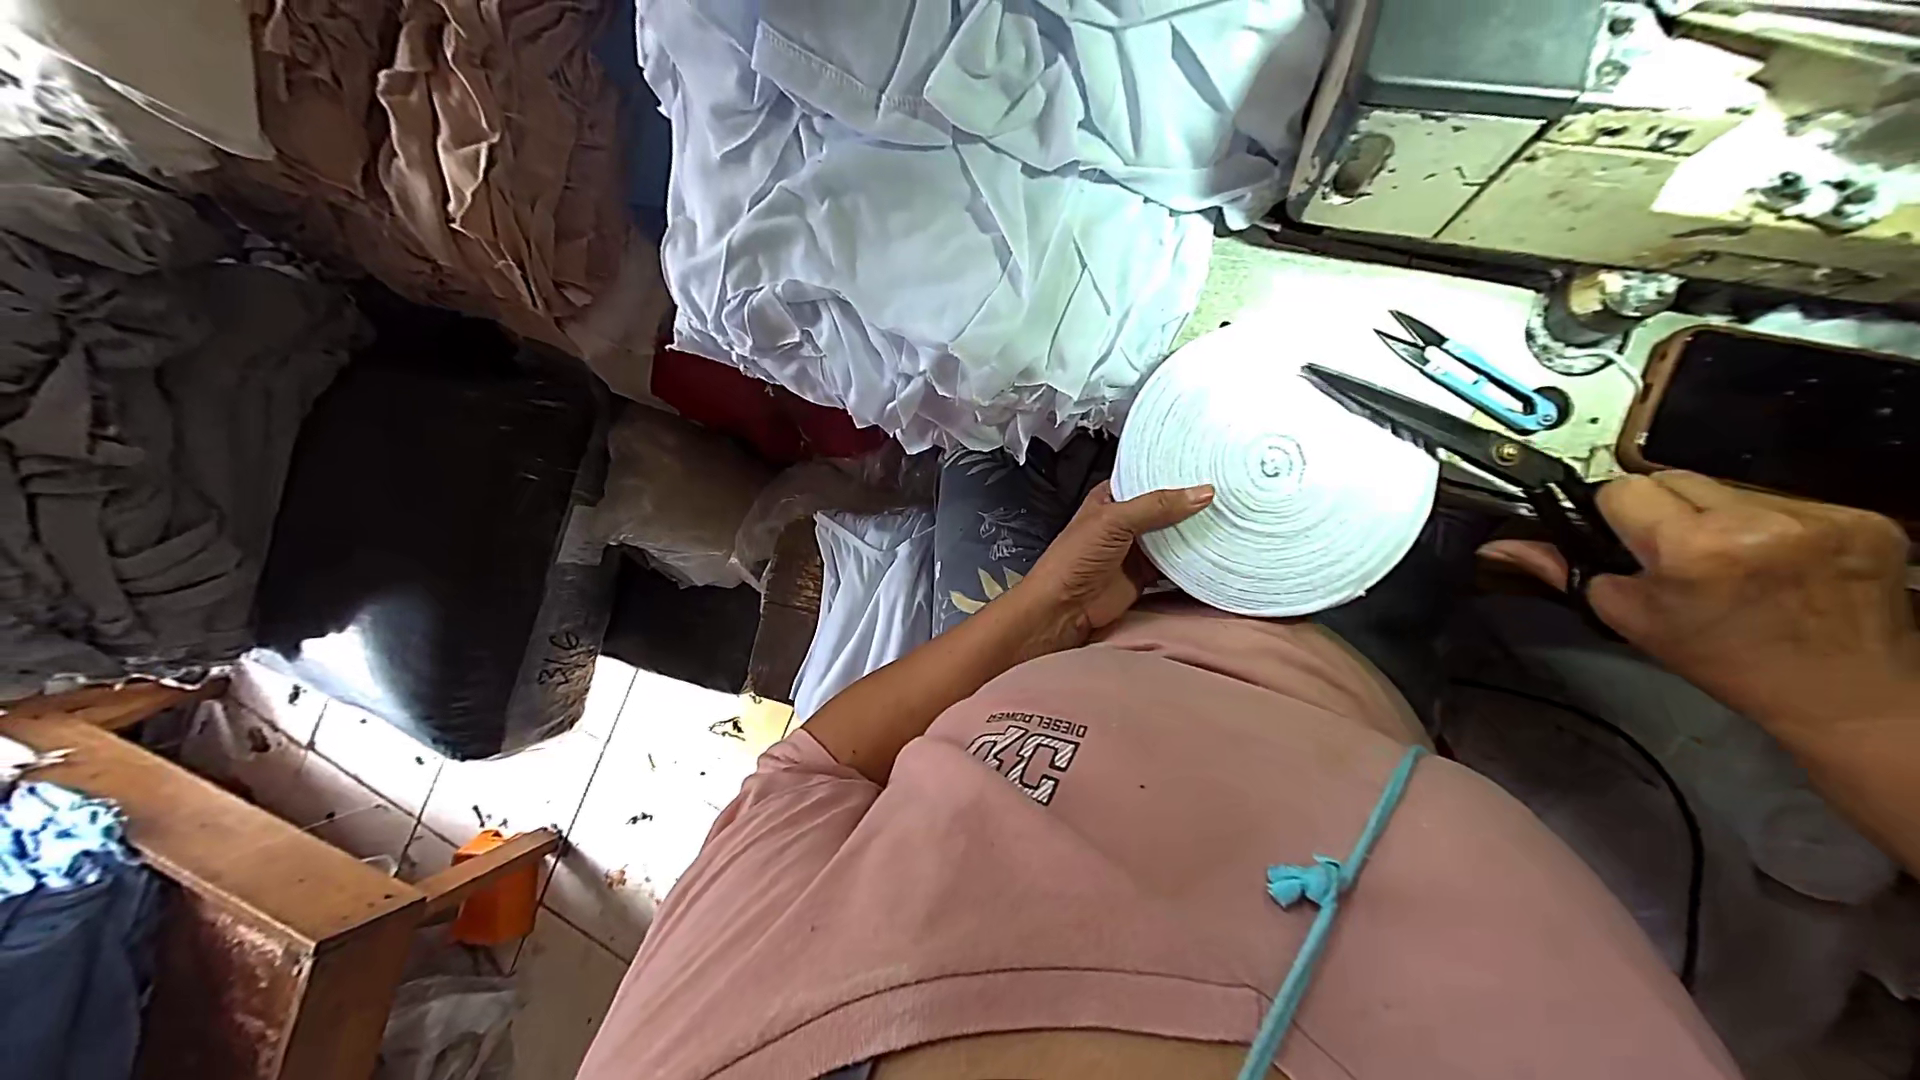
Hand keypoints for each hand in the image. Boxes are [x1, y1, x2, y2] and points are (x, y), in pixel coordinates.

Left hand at [1009, 480, 1214, 656]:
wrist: (1063, 608)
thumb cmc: (1074, 558)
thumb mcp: (1114, 521)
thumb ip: (1157, 506)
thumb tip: (1202, 492)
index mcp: (1112, 497)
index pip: (1148, 477)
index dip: (1175, 472)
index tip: (1211, 463)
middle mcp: (1126, 520)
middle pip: (1167, 507)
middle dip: (1193, 502)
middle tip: (1232, 491)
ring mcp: (1137, 548)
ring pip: (1175, 536)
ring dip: (1197, 532)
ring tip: (1233, 516)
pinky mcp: (1146, 574)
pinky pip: (1177, 564)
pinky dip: (1194, 561)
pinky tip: (1219, 552)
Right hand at [1480, 471, 1918, 734]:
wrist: (1843, 692)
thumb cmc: (1727, 659)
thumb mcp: (1626, 616)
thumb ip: (1561, 568)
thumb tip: (1502, 546)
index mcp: (1693, 548)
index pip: (1621, 488)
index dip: (1610, 511)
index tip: (1617, 534)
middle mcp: (1759, 523)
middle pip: (1670, 476)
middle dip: (1657, 507)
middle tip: (1666, 550)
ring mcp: (1817, 518)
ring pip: (1723, 485)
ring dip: (1710, 513)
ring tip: (1721, 558)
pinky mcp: (1859, 518)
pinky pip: (1779, 498)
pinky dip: (1763, 522)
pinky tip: (1768, 558)